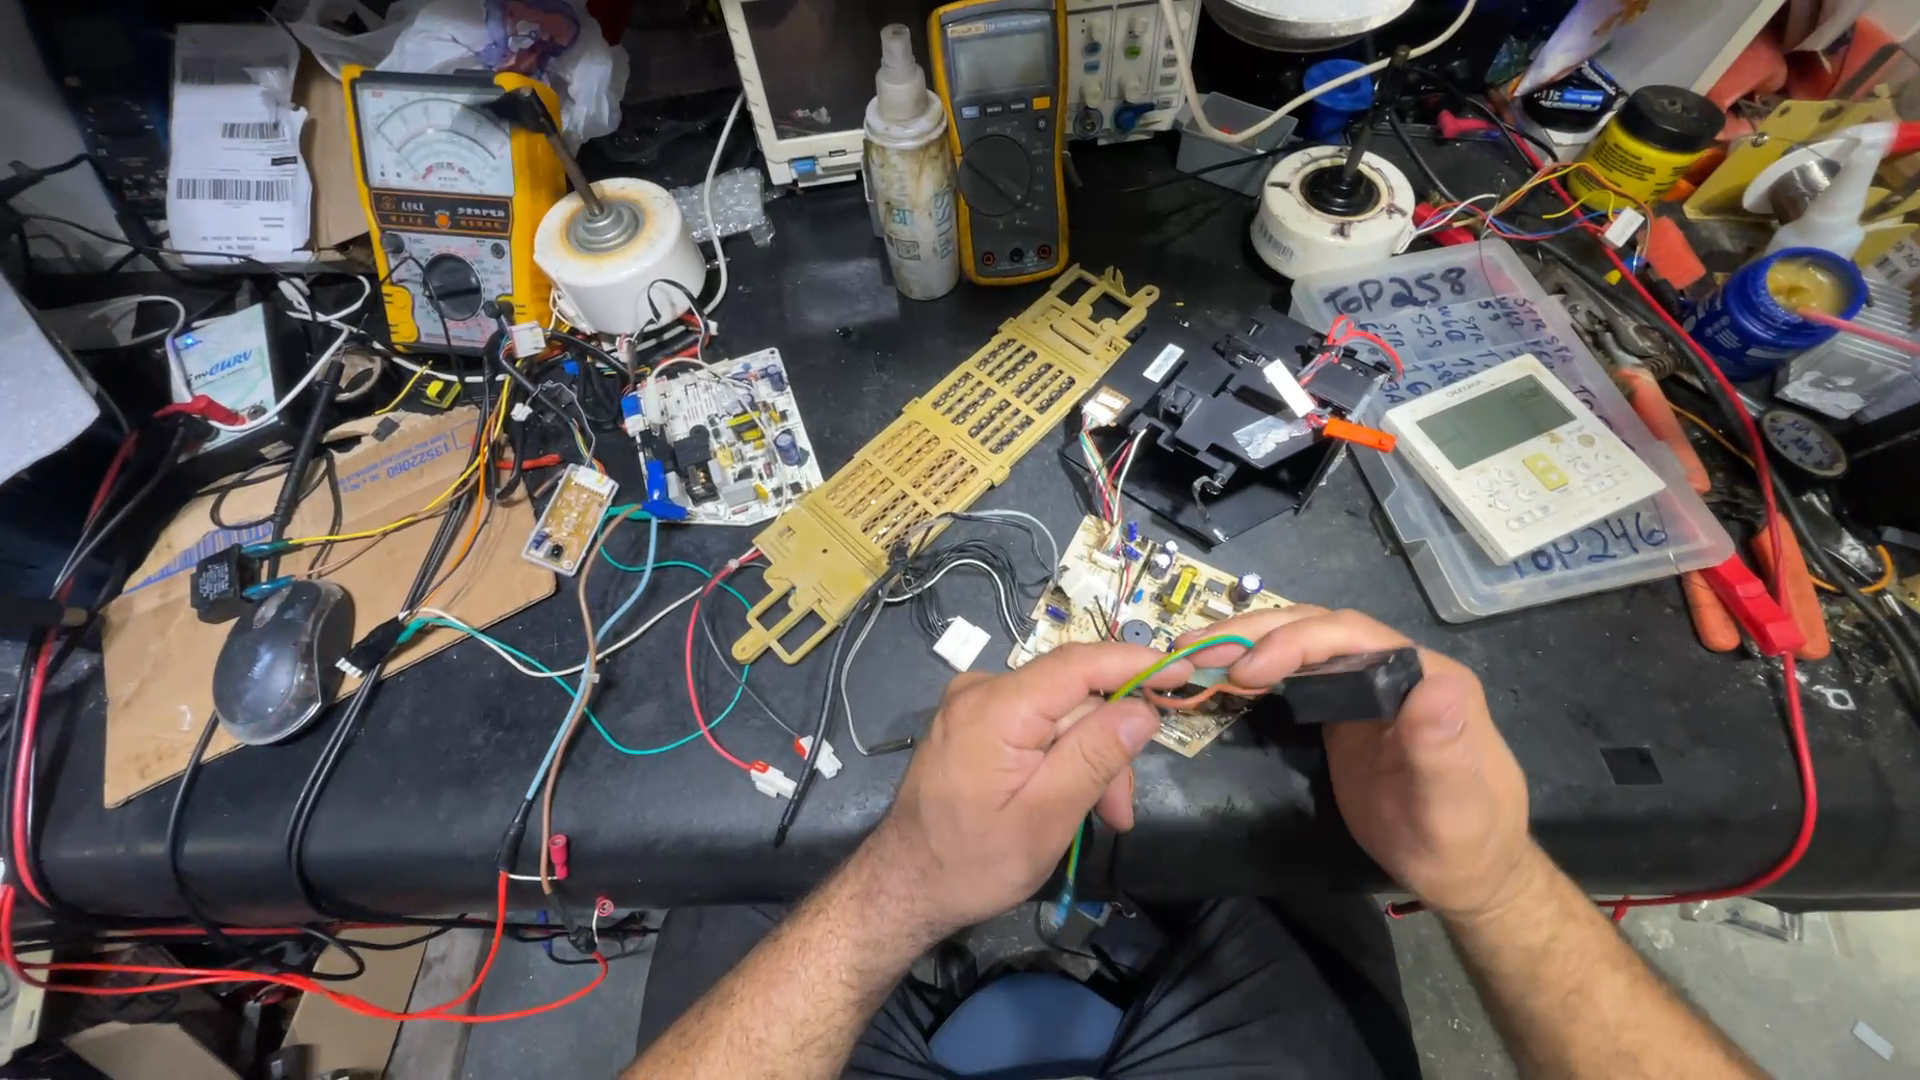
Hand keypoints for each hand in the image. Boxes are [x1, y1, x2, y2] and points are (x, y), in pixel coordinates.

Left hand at [857, 643, 1192, 939]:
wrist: (905, 884)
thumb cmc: (972, 861)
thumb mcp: (1046, 817)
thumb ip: (1095, 757)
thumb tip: (1142, 709)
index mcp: (995, 706)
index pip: (1077, 664)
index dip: (1133, 662)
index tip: (1181, 671)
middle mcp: (981, 690)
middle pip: (1071, 697)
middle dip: (1107, 747)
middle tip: (1122, 810)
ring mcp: (973, 704)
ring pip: (1057, 714)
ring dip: (1087, 759)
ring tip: (1100, 817)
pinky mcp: (973, 721)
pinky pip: (1034, 723)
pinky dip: (1060, 756)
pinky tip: (1068, 798)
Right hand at [1175, 607, 1533, 920]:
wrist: (1459, 871)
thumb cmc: (1462, 843)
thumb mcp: (1456, 805)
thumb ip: (1443, 746)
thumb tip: (1436, 685)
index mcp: (1429, 677)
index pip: (1353, 636)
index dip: (1296, 642)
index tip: (1247, 670)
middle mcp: (1395, 667)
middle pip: (1318, 628)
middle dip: (1257, 633)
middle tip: (1198, 649)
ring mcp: (1365, 684)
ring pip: (1301, 642)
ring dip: (1247, 641)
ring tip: (1194, 650)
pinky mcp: (1340, 704)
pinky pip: (1293, 670)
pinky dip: (1254, 666)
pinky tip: (1221, 671)